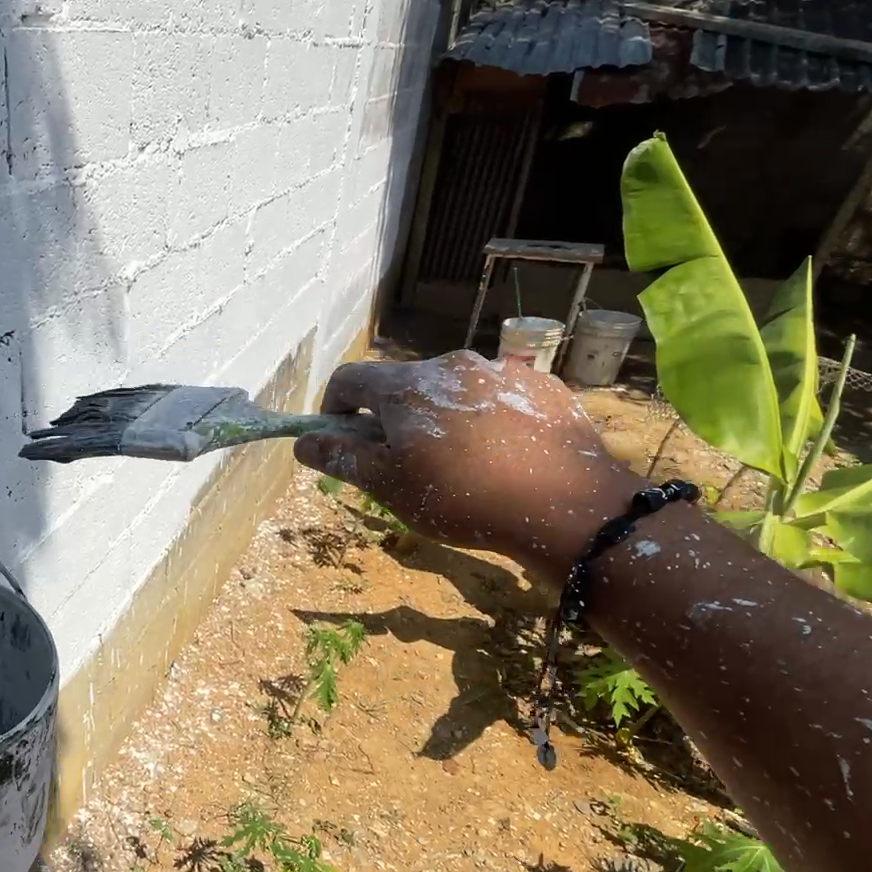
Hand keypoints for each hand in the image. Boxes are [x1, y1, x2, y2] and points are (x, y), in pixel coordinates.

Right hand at [292, 351, 643, 575]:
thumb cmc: (461, 496)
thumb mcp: (387, 484)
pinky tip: (499, 459)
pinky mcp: (544, 389)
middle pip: (402, 386)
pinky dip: (483, 422)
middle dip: (391, 420)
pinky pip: (495, 399)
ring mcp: (503, 372)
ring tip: (458, 468)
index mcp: (408, 386)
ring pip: (450, 392)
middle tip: (403, 466)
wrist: (569, 506)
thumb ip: (341, 457)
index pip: (349, 379)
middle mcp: (453, 365)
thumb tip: (302, 443)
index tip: (342, 442)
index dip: (333, 409)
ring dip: (438, 421)